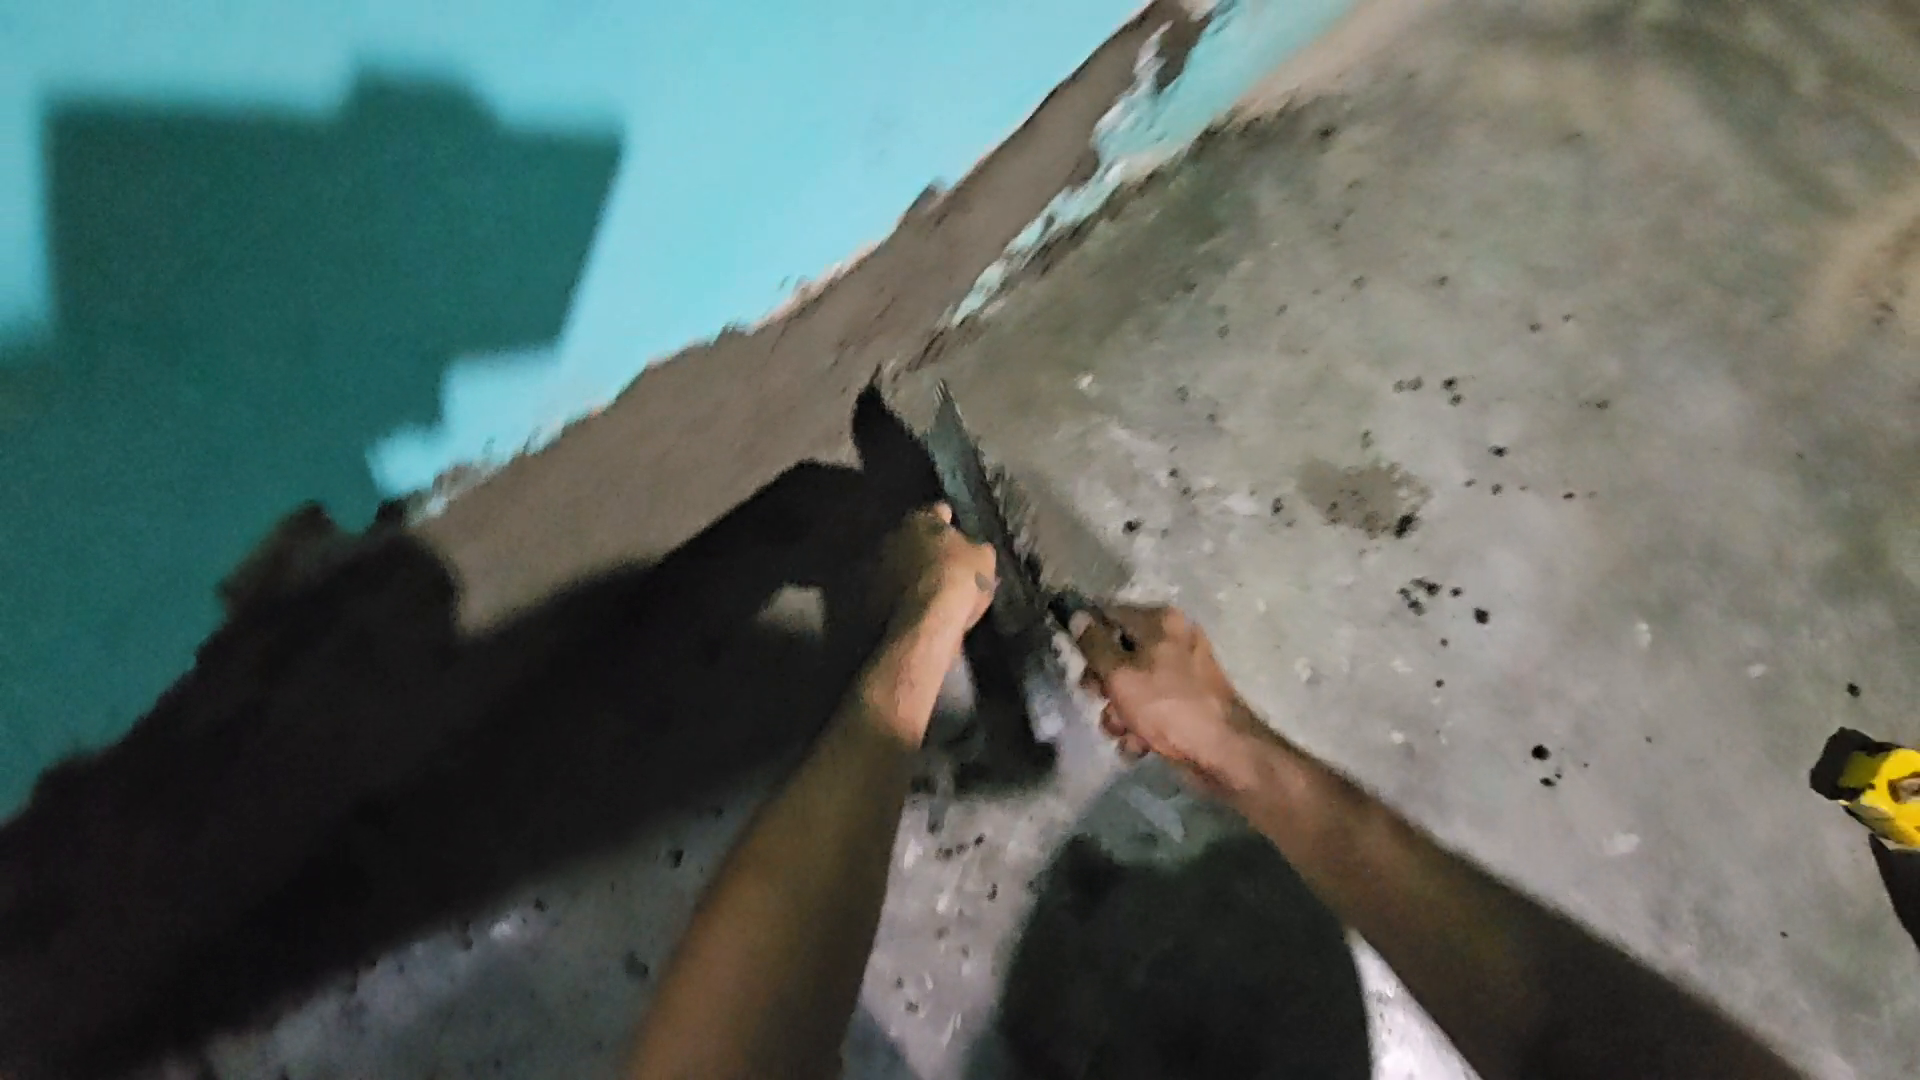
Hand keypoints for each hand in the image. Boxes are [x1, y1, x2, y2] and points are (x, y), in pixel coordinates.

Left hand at [876, 504, 997, 641]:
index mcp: (921, 519)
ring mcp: (878, 567)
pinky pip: (896, 590)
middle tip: (949, 562)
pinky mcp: (872, 596)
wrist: (925, 623)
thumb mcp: (984, 559)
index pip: (940, 510)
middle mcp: (893, 536)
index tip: (961, 533)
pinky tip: (922, 607)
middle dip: (929, 547)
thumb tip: (975, 549)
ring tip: (935, 588)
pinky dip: (906, 595)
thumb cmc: (958, 579)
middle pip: (916, 537)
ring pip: (903, 564)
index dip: (953, 521)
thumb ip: (977, 548)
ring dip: (915, 571)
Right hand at [1076, 606, 1270, 794]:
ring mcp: (1183, 671)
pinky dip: (1141, 723)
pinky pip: (1151, 705)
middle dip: (1103, 682)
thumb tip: (1076, 615)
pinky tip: (1138, 743)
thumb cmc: (1167, 705)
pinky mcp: (1187, 701)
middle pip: (1119, 651)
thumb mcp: (1120, 674)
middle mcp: (1174, 638)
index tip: (1070, 657)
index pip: (1109, 614)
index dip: (1085, 635)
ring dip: (1119, 710)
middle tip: (1096, 699)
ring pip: (1132, 683)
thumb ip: (1093, 645)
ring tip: (1121, 730)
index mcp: (1160, 621)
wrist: (1223, 752)